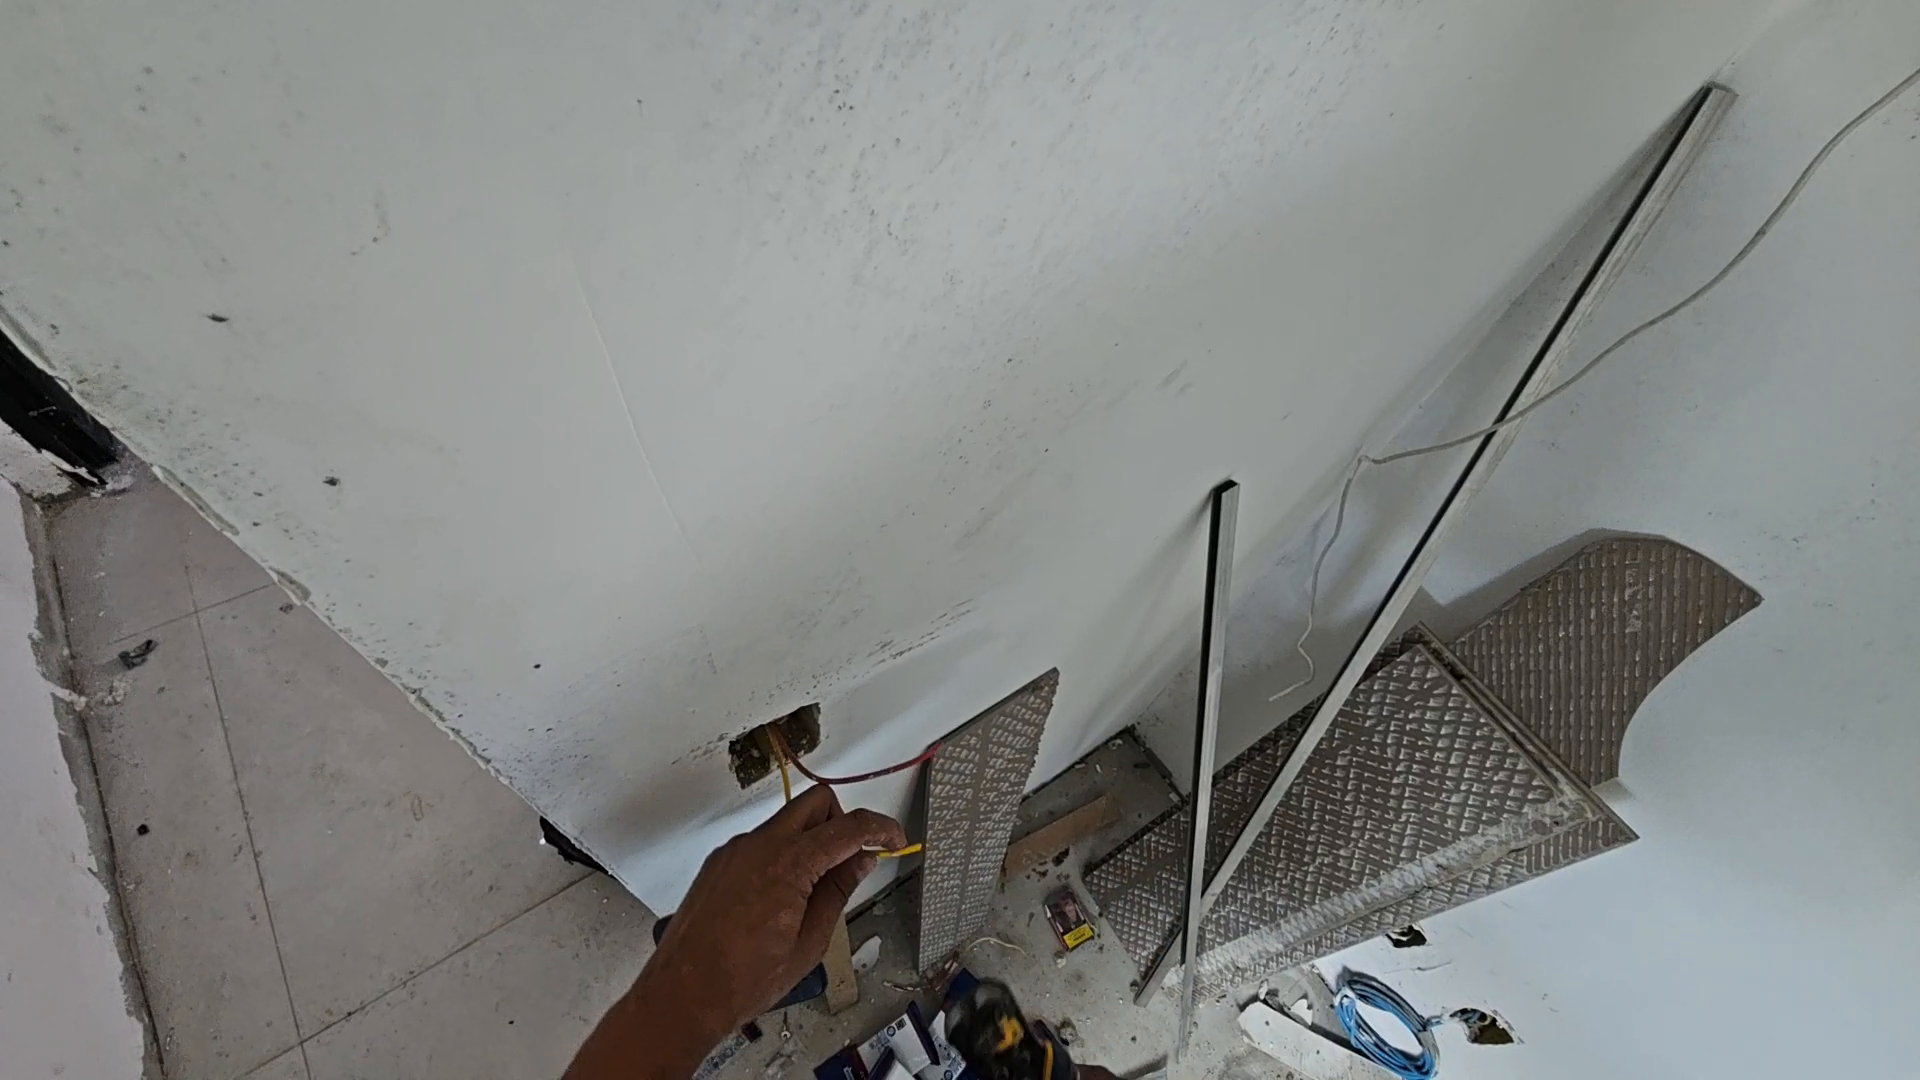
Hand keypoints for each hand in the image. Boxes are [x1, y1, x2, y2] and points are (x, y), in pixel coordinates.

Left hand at [566, 785, 904, 1078]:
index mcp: (789, 864)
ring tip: (809, 890)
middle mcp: (761, 844)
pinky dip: (782, 853)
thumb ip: (838, 891)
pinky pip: (763, 840)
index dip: (880, 829)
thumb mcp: (809, 943)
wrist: (680, 998)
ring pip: (789, 820)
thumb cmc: (742, 980)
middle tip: (849, 860)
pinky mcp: (721, 859)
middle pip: (818, 802)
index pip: (848, 828)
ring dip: (811, 839)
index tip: (894, 839)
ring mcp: (737, 848)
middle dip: (842, 822)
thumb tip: (862, 859)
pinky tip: (778, 897)